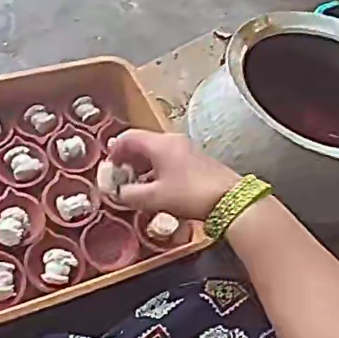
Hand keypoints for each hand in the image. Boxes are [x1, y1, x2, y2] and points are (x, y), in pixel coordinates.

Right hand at [104, 130, 240, 221]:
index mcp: (159, 144)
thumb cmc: (188, 194)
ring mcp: (185, 149)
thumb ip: (130, 194)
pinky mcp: (195, 160)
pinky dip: (156, 168)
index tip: (109, 166)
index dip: (115, 150)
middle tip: (119, 176)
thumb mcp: (154, 198)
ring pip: (155, 151)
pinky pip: (168, 158)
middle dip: (128, 158)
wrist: (229, 200)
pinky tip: (155, 186)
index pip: (128, 137)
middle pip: (142, 142)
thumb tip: (117, 193)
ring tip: (135, 184)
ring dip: (142, 164)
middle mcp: (172, 141)